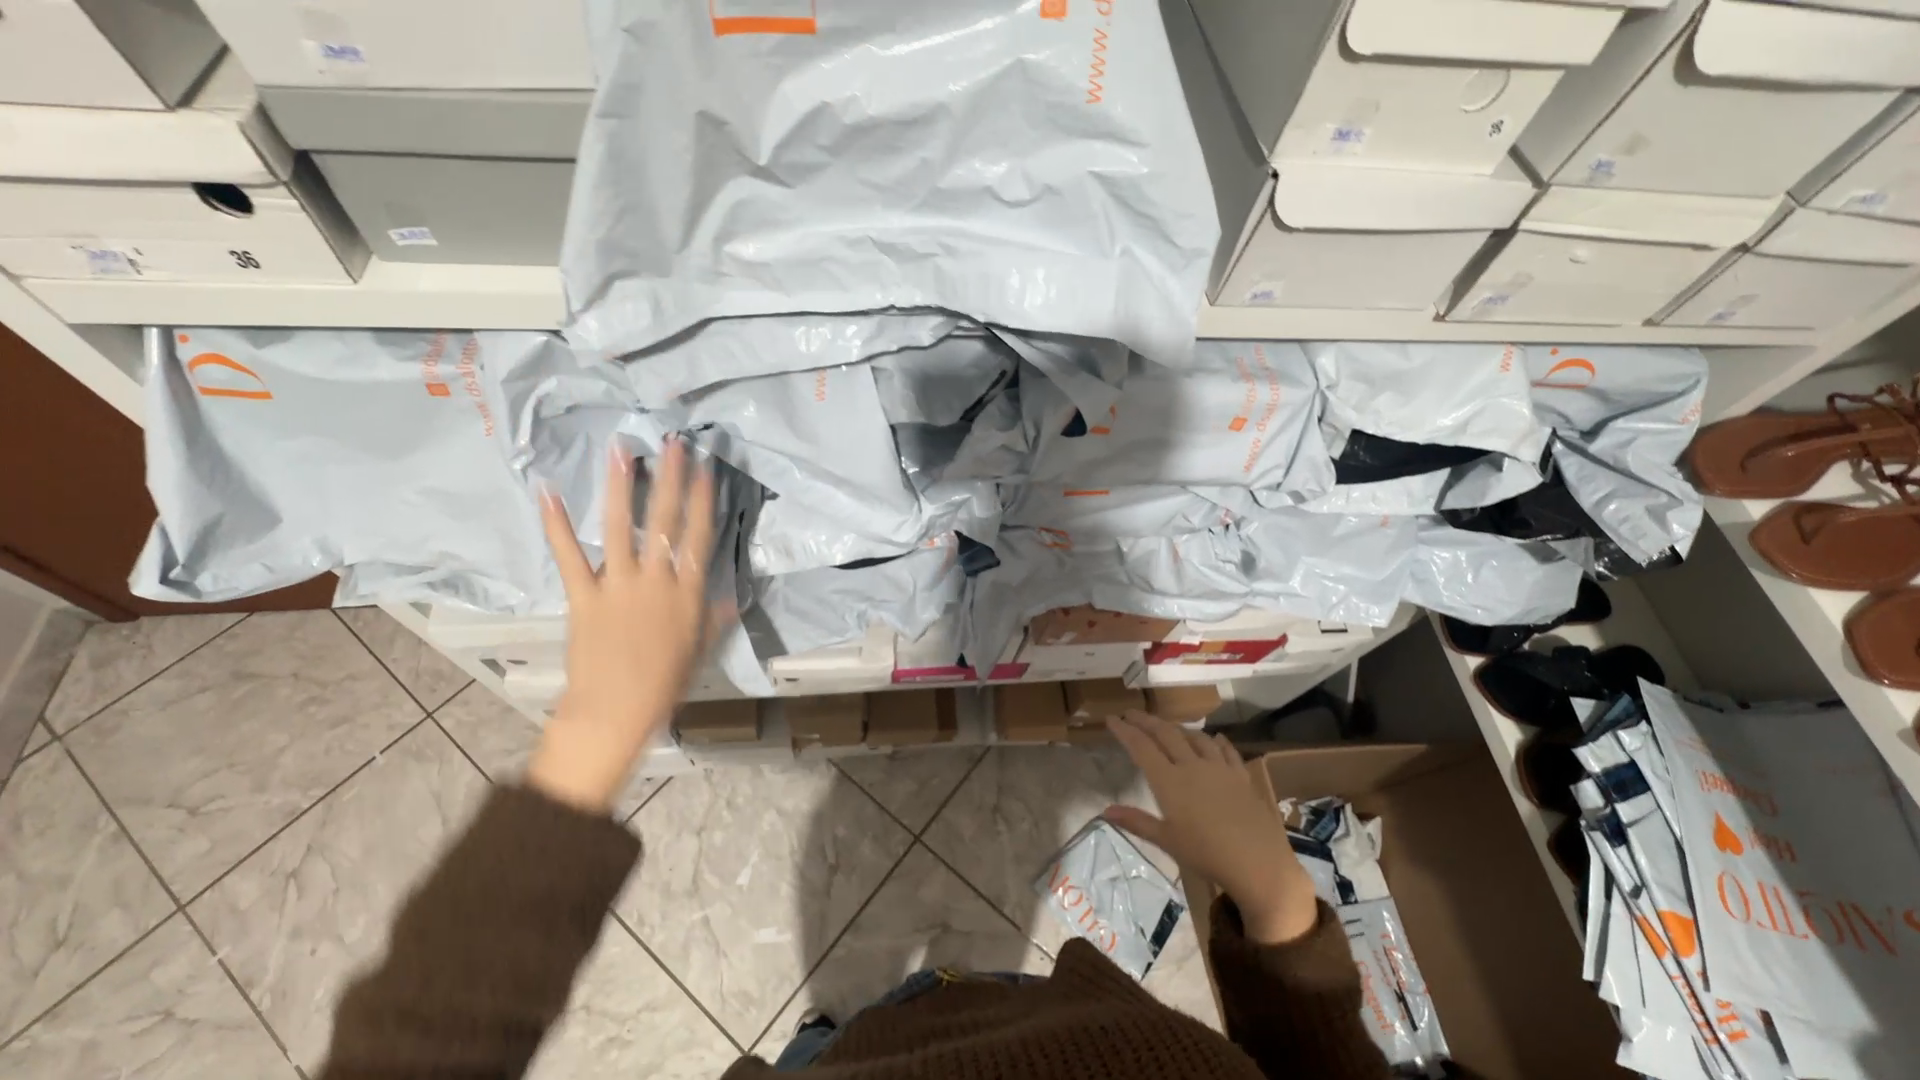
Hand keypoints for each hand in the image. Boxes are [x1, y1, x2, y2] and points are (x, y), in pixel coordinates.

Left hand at [526, 438, 720, 813]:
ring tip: (622, 450)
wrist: (615, 711)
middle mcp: (657, 580)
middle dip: (670, 478)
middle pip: (665, 520)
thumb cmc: (663, 685)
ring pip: (621, 526)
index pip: (700, 536)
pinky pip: (568, 554)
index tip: (706, 468)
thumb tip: (731, 598)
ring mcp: (619, 585)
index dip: (704, 499)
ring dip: (621, 486)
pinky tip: (548, 491)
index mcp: (688, 593)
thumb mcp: (699, 651)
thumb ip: (714, 619)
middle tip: (673, 443)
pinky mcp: (584, 595)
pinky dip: (556, 523)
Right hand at [1104, 712, 1318, 944]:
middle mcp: (1192, 766)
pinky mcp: (1241, 776)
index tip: (1112, 719)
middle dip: (1146, 721)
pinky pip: (1226, 750)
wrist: (1257, 863)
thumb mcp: (1167, 841)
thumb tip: (1105, 811)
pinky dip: (1216, 741)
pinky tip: (1214, 738)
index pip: (1141, 747)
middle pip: (1166, 734)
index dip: (1125, 731)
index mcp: (1169, 781)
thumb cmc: (1206, 855)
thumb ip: (1136, 821)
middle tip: (1132, 713)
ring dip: (1178, 727)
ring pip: (1195, 737)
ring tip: (1168, 726)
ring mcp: (1219, 768)